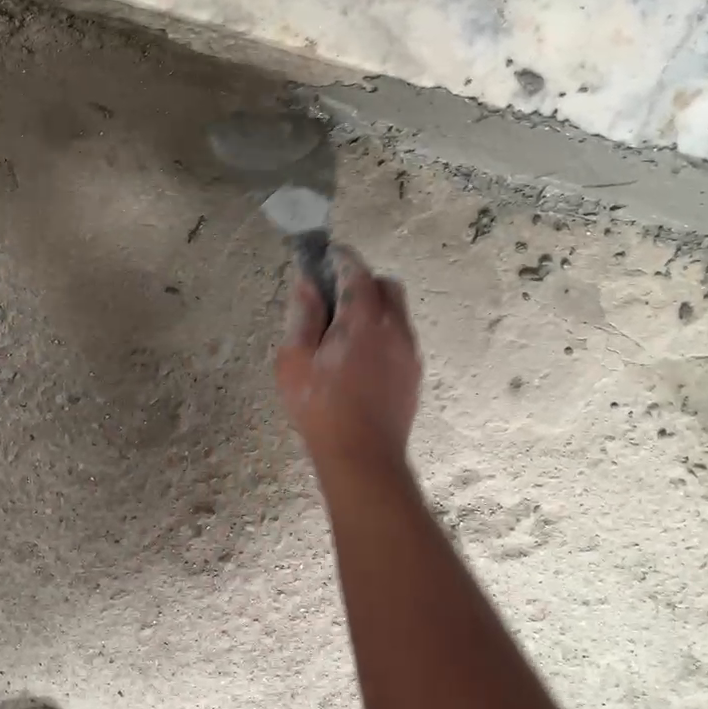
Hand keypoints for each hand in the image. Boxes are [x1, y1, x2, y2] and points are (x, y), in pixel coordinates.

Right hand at [274, 246, 420, 472]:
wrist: (362, 456)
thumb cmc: (319, 406)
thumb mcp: (294, 359)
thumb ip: (303, 316)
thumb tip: (305, 284)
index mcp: (364, 322)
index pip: (357, 274)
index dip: (341, 258)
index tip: (324, 253)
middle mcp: (395, 330)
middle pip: (387, 287)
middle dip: (361, 280)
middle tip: (330, 293)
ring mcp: (410, 353)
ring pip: (397, 312)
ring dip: (372, 307)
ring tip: (340, 327)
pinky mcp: (413, 374)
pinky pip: (399, 337)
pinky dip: (380, 330)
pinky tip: (354, 354)